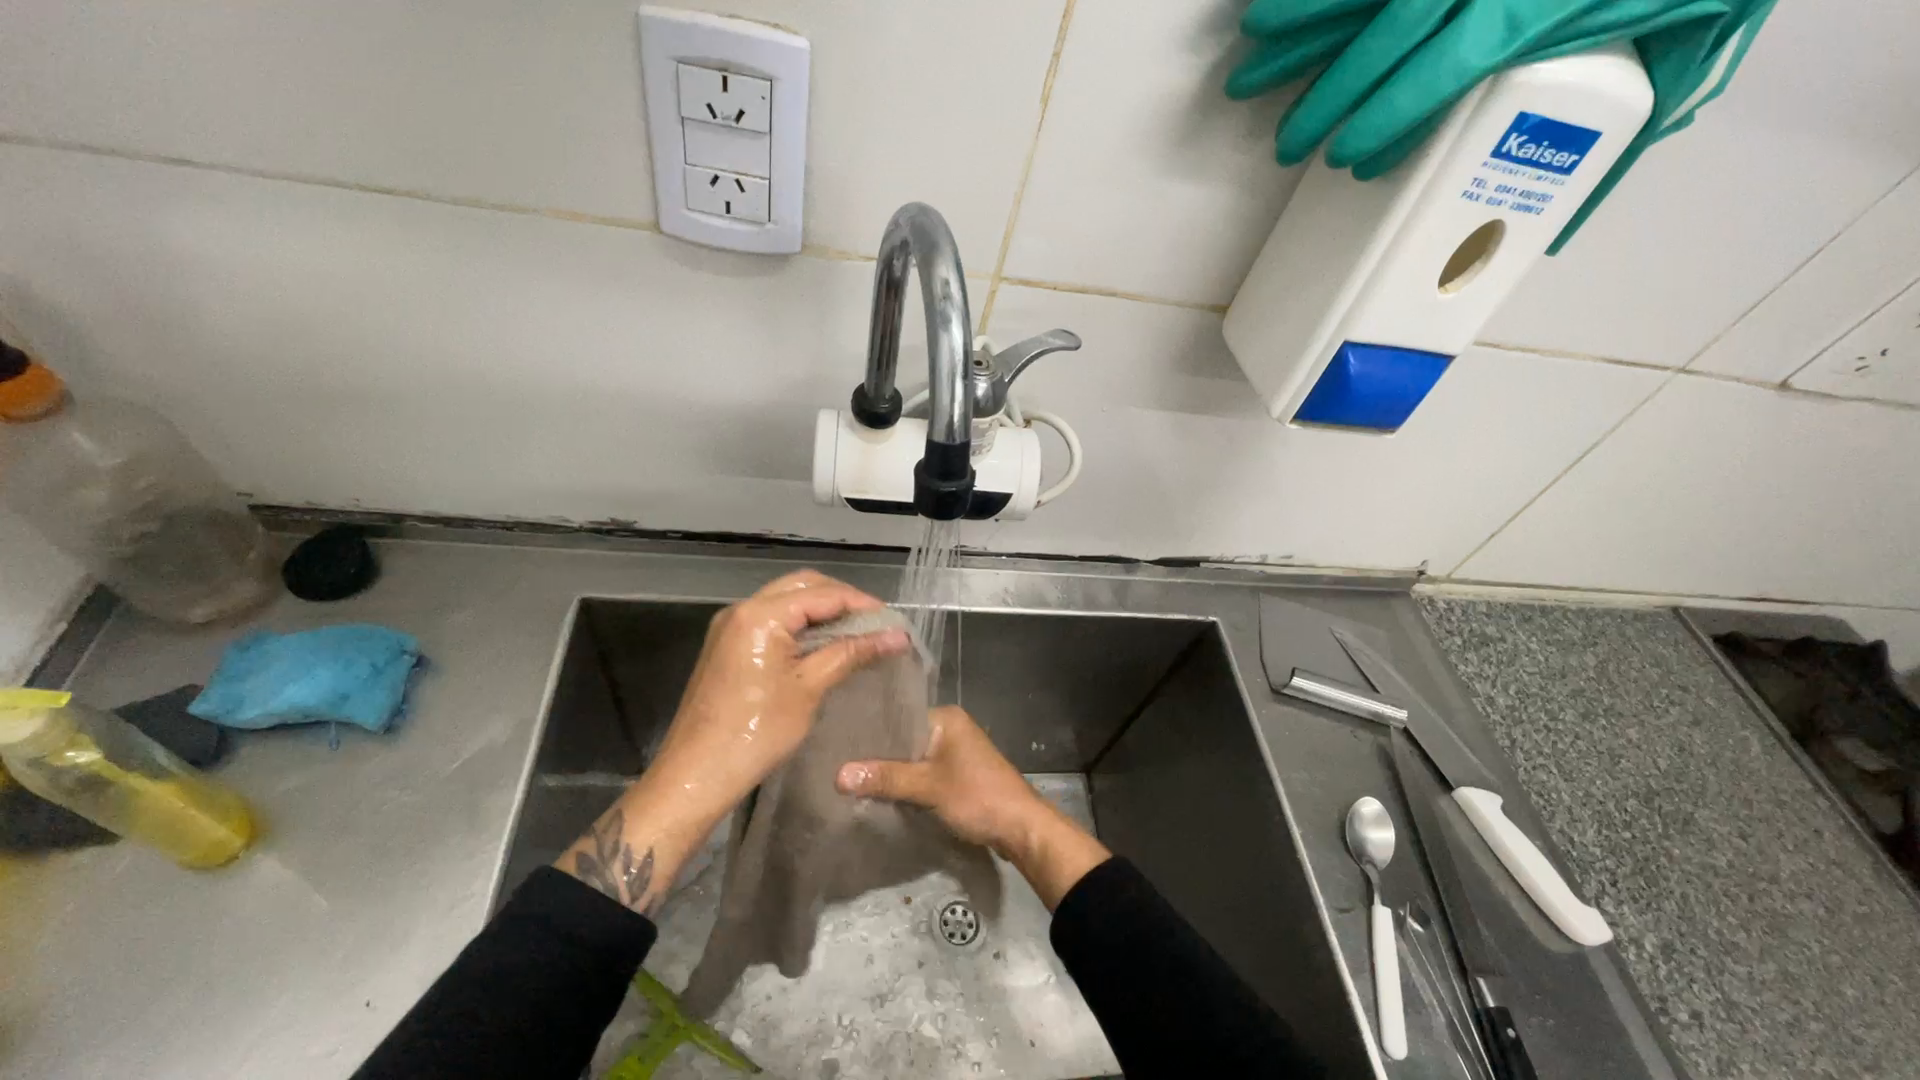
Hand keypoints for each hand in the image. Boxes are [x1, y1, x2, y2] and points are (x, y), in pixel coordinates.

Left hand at [651, 569, 908, 812]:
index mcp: (760, 615)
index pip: (823, 594)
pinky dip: (800, 624)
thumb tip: (897, 636)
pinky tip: (823, 645)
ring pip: (785, 600)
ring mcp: (730, 626)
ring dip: (821, 611)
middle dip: (842, 600)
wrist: (697, 772)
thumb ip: (852, 653)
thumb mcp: (810, 689)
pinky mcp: (726, 644)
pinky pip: (770, 619)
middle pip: (802, 585)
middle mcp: (742, 608)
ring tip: (857, 634)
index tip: (894, 622)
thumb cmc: (758, 733)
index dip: (862, 604)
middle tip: (876, 625)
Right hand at [837, 706, 1110, 909]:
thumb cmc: (977, 797)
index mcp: (945, 718)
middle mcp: (950, 729)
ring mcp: (954, 753)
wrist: (1021, 829)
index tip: (836, 743)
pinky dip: (904, 784)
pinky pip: (921, 775)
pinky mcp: (955, 777)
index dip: (868, 732)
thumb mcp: (928, 787)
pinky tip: (878, 794)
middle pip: (902, 739)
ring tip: (849, 779)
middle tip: (835, 763)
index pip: (897, 716)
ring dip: (889, 773)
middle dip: (876, 756)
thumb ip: (885, 779)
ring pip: (911, 760)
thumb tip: (837, 774)